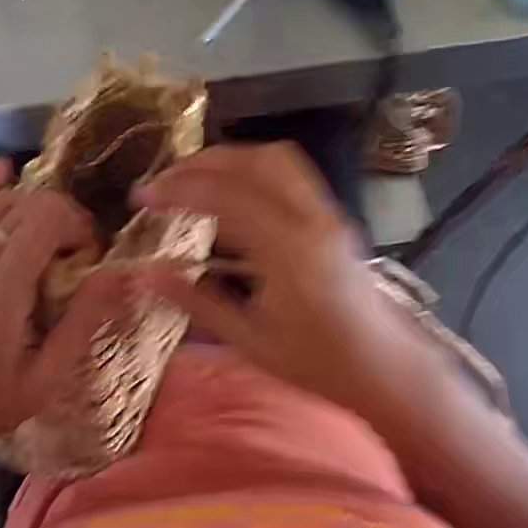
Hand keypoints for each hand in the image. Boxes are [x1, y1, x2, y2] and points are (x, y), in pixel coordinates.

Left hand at [0, 161, 128, 490]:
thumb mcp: (49, 376)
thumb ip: (82, 322)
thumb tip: (118, 274)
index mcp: (2, 295)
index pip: (40, 222)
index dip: (75, 225)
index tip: (92, 256)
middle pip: (24, 207)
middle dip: (65, 215)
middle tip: (84, 251)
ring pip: (1, 207)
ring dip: (39, 205)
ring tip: (65, 232)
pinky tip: (3, 169)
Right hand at [133, 143, 449, 426]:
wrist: (385, 368)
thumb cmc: (319, 364)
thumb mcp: (250, 341)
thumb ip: (197, 303)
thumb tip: (147, 274)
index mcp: (290, 252)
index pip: (226, 197)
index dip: (178, 190)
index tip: (141, 197)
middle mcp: (312, 220)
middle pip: (254, 161)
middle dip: (202, 162)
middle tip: (164, 181)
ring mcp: (327, 214)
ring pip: (277, 159)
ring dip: (230, 159)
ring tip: (192, 178)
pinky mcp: (332, 217)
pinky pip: (290, 175)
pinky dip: (252, 170)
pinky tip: (229, 194)